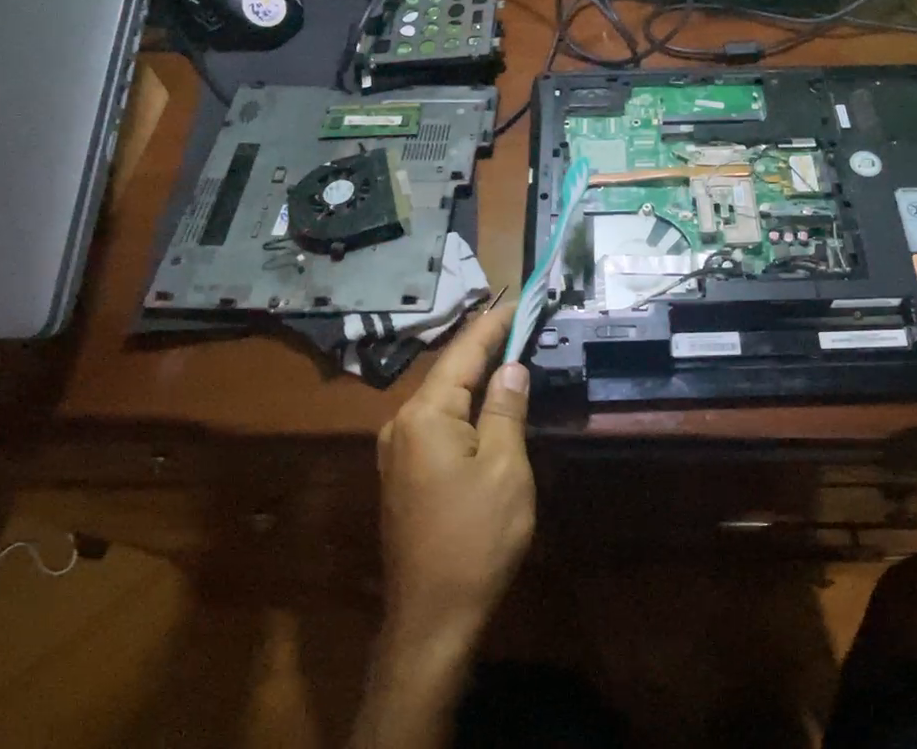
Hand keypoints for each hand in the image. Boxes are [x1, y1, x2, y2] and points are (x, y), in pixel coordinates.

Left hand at [376, 305, 534, 649]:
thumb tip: (510, 368)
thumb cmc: (476, 537)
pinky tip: (485, 407)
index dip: (492, 326)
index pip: (463, 353)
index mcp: (425, 416)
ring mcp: (396, 451)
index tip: (518, 301)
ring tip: (508, 358)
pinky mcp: (401, 475)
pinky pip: (436, 425)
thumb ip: (506, 410)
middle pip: (447, 373)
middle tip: (520, 327)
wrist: (432, 614)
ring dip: (474, 379)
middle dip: (484, 349)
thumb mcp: (506, 468)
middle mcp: (400, 424)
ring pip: (441, 400)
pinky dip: (463, 408)